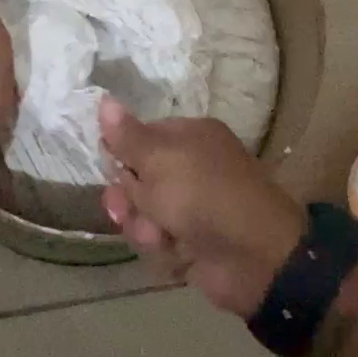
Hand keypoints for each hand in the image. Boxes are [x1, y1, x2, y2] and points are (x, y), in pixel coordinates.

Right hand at [99, 98, 305, 316]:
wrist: (254, 257)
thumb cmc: (204, 195)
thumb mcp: (159, 159)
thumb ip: (127, 136)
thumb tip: (103, 99)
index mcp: (191, 138)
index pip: (142, 137)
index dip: (122, 155)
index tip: (111, 167)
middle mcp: (192, 169)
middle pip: (137, 180)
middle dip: (128, 198)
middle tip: (125, 208)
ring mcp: (193, 208)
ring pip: (143, 214)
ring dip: (144, 227)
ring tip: (158, 236)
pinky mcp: (192, 243)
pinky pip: (160, 243)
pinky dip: (163, 250)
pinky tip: (177, 254)